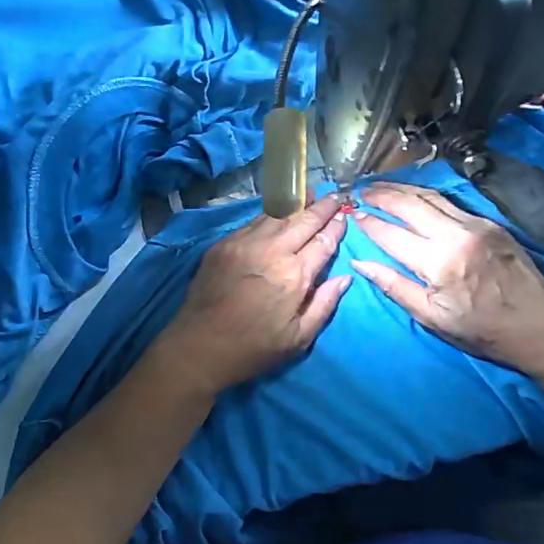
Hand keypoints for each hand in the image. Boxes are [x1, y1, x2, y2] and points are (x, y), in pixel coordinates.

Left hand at [149, 195, 352, 395]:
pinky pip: (253, 223)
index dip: (336, 226)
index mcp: (294, 275)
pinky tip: (277, 214)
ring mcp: (244, 244)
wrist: (198, 346)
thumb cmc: (252, 349)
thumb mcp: (298, 339)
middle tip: (335, 195)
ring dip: (296, 205)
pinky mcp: (223, 245)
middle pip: (302, 221)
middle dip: (322, 207)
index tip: (345, 214)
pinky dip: (270, 216)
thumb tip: (344, 278)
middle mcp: (271, 251)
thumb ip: (324, 305)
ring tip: (310, 195)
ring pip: (277, 216)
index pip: (323, 241)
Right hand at [350, 181, 543, 378]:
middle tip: (361, 192)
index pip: (392, 234)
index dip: (369, 223)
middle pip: (410, 204)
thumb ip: (394, 286)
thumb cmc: (482, 330)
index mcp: (439, 262)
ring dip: (403, 189)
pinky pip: (450, 203)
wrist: (540, 324)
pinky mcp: (490, 223)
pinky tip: (413, 197)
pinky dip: (425, 196)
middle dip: (382, 195)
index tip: (352, 216)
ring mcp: (476, 224)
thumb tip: (361, 263)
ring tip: (381, 187)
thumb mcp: (432, 317)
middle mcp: (456, 235)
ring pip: (431, 197)